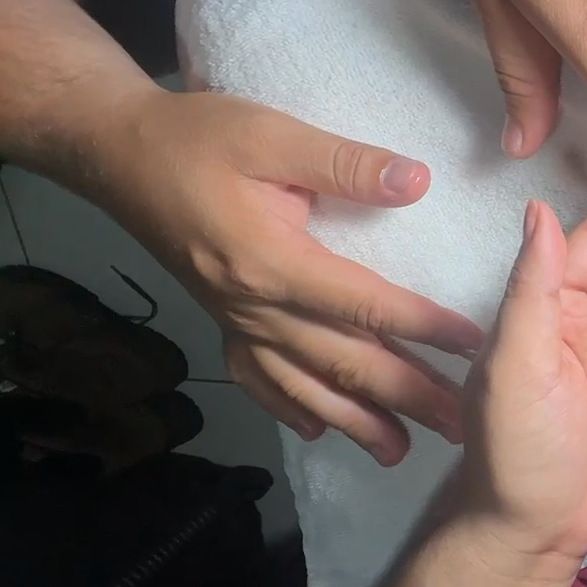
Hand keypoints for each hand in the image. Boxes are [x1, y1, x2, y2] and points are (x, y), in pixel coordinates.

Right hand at [81, 89, 483, 463]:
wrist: (111, 150)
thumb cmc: (196, 137)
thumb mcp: (272, 135)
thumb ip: (345, 162)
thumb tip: (417, 182)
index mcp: (274, 264)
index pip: (367, 307)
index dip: (425, 328)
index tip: (476, 347)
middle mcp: (256, 307)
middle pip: (345, 362)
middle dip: (406, 398)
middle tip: (461, 427)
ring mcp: (236, 321)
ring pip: (305, 384)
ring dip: (355, 421)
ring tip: (400, 451)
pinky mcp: (223, 321)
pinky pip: (259, 379)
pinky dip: (291, 408)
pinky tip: (319, 431)